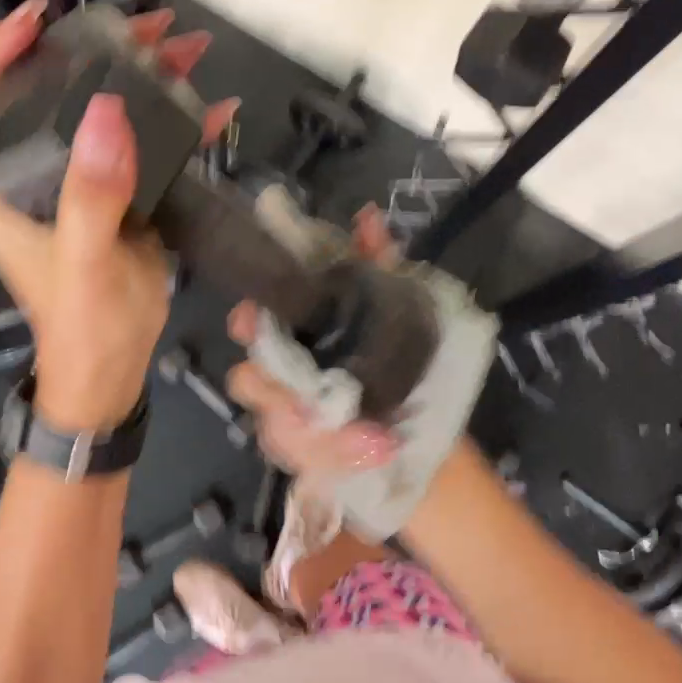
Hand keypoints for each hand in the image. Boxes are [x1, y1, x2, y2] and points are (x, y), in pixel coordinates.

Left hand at [0, 0, 237, 430]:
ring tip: (191, 49)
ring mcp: (73, 184)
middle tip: (150, 26)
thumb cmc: (83, 326)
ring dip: (145, 78)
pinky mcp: (111, 197)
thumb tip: (107, 109)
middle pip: (47, 94)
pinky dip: (176, 126)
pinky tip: (216, 111)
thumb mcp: (84, 263)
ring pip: (98, 113)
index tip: (37, 17)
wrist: (112, 373)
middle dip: (96, 51)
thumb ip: (91, 194)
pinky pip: (138, 148)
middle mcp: (29, 175)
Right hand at [225, 206, 402, 477]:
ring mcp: (288, 426)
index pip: (252, 328)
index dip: (248, 323)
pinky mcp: (306, 465)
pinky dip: (338, 459)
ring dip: (321, 435)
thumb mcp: (403, 312)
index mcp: (299, 342)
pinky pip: (302, 464)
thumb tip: (366, 217)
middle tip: (310, 399)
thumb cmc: (411, 371)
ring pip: (275, 428)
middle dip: (276, 391)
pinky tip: (374, 452)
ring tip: (370, 437)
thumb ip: (381, 267)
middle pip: (249, 382)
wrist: (433, 441)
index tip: (251, 320)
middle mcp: (283, 382)